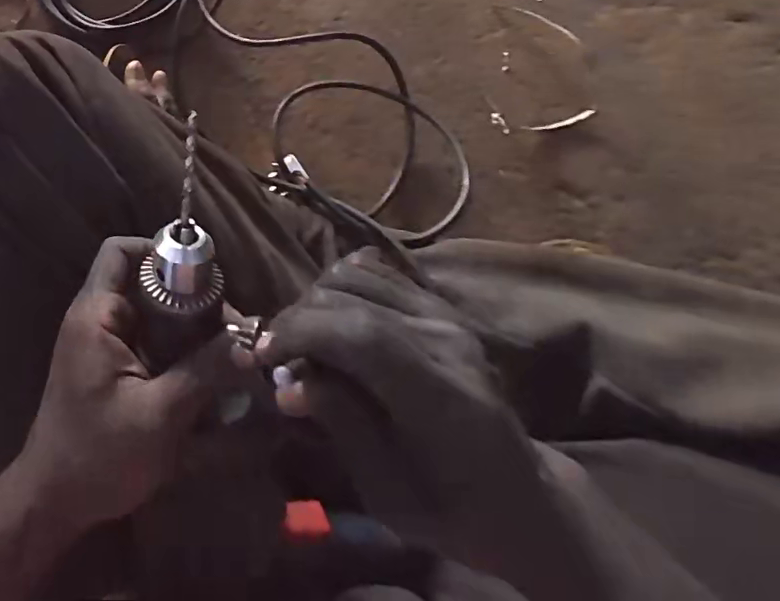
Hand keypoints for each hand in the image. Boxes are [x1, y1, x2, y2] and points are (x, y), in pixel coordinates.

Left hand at [11, 236, 246, 531]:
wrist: (53, 504)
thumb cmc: (98, 455)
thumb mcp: (159, 415)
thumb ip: (204, 372)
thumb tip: (251, 338)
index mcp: (96, 315)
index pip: (121, 251)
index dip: (160, 249)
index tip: (202, 274)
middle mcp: (98, 318)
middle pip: (146, 280)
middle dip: (190, 296)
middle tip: (231, 323)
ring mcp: (105, 342)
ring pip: (154, 311)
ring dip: (190, 326)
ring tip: (229, 348)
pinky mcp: (115, 365)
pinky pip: (151, 339)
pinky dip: (179, 348)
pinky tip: (209, 371)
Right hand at [258, 250, 585, 591]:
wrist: (518, 493)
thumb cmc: (450, 510)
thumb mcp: (388, 493)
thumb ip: (342, 427)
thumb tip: (287, 384)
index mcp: (443, 397)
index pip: (363, 334)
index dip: (302, 333)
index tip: (261, 355)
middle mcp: (446, 339)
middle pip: (351, 297)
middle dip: (297, 320)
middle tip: (274, 357)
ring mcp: (445, 314)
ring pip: (356, 272)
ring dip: (315, 299)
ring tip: (303, 339)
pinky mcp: (439, 304)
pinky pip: (374, 269)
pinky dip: (340, 284)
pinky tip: (331, 319)